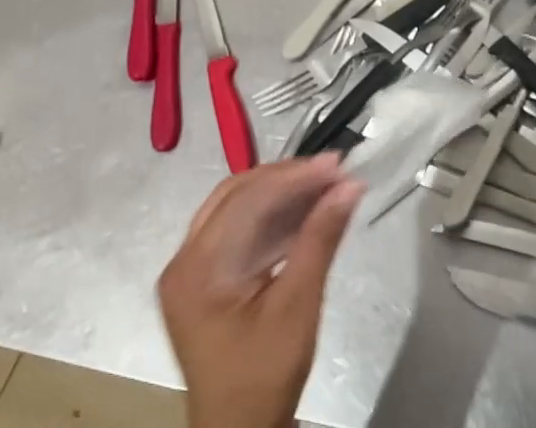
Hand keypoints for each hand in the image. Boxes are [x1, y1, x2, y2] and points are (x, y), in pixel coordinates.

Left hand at [159, 155, 363, 427]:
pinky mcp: (208, 281)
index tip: (339, 164)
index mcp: (196, 268)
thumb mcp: (298, 303)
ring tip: (329, 185)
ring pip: (237, 210)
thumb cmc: (265, 371)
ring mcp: (193, 271)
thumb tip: (350, 186)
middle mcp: (185, 261)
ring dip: (283, 194)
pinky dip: (274, 217)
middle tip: (335, 170)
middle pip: (236, 196)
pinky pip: (239, 232)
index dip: (295, 176)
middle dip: (287, 178)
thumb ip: (320, 238)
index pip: (246, 199)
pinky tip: (309, 213)